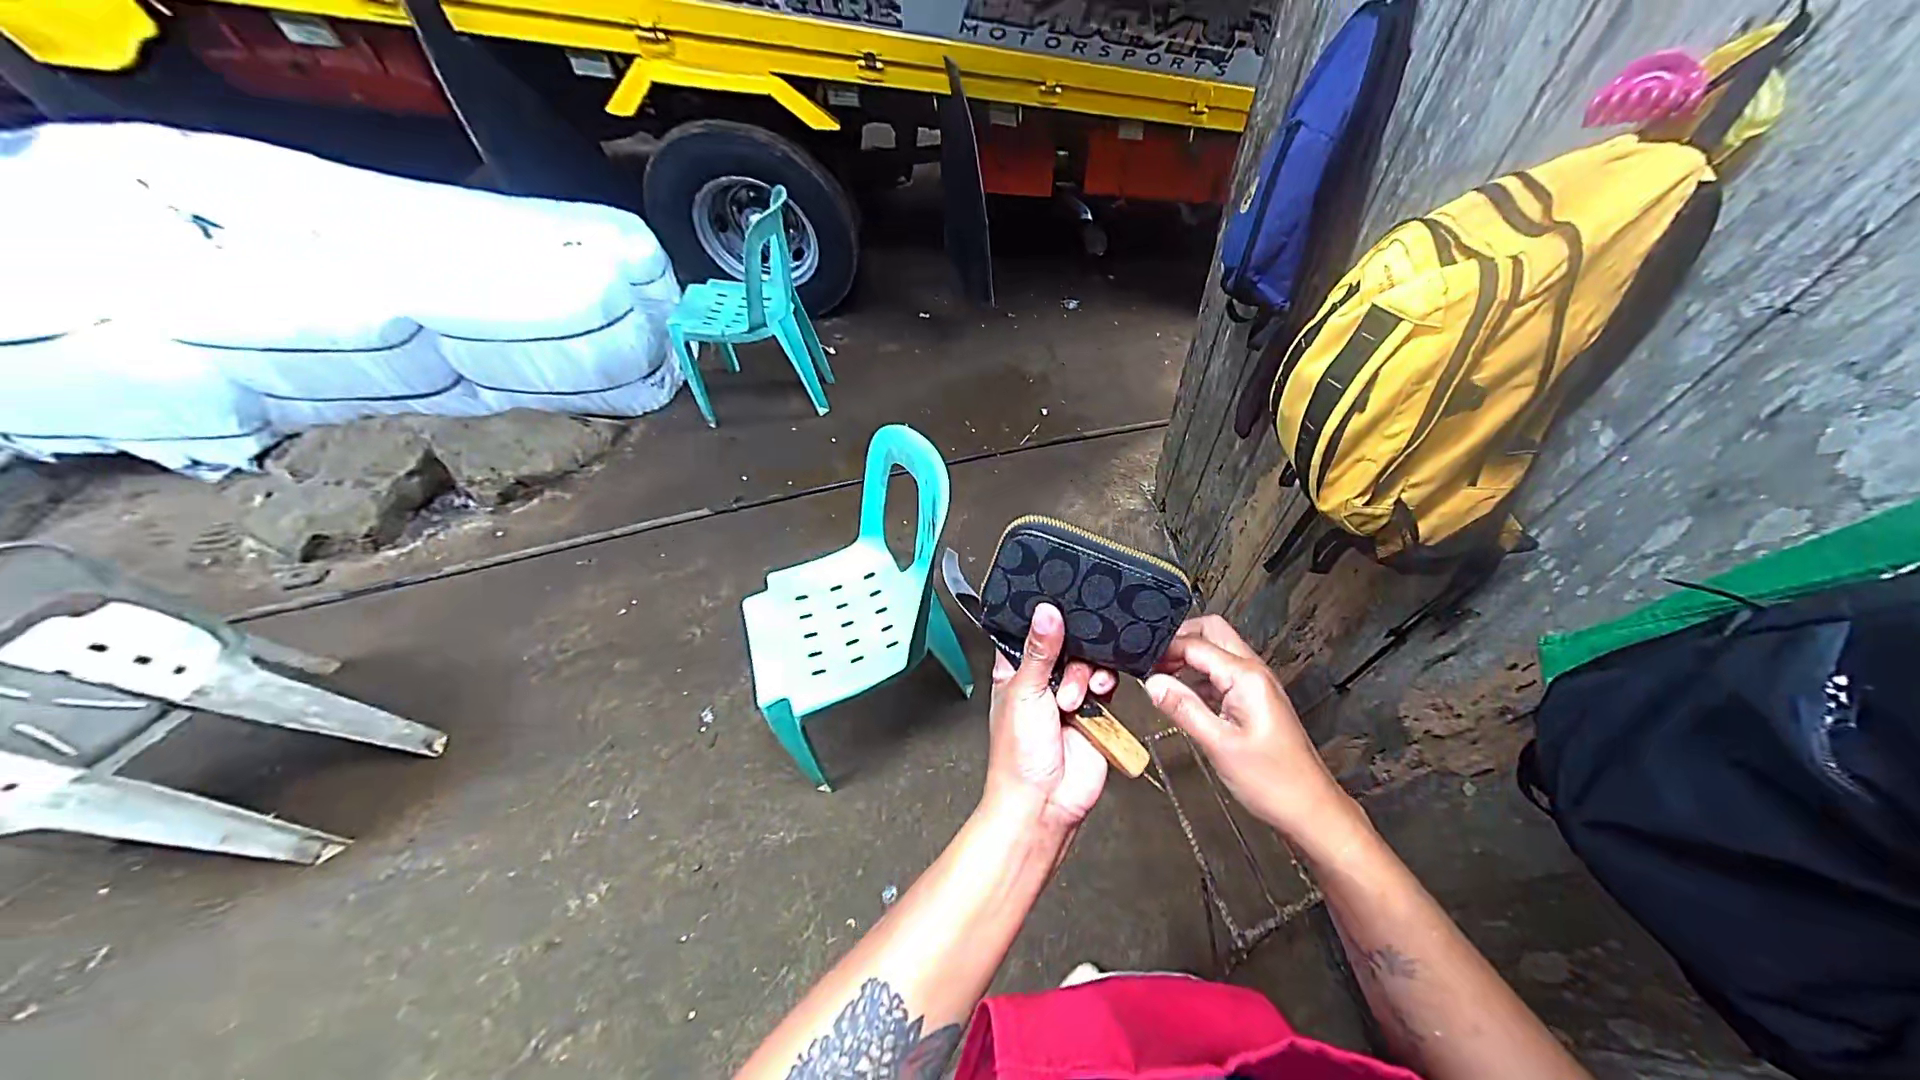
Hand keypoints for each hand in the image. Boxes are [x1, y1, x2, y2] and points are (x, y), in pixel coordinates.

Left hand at [981, 602, 1111, 838]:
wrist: (1045, 800)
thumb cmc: (1017, 756)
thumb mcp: (1023, 692)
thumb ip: (1038, 651)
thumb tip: (1045, 613)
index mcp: (1015, 671)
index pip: (1030, 632)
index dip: (1043, 621)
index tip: (1056, 609)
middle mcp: (1041, 679)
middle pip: (1066, 643)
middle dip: (1071, 650)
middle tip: (1065, 666)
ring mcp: (1069, 694)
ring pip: (1088, 661)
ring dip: (1085, 674)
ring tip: (1073, 696)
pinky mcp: (1094, 709)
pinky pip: (1106, 683)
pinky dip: (1104, 684)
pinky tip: (1097, 694)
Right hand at [1143, 615, 1356, 842]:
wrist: (1309, 809)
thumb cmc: (1275, 782)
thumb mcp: (1218, 744)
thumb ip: (1182, 707)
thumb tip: (1152, 683)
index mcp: (1247, 677)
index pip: (1196, 644)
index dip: (1165, 650)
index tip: (1142, 664)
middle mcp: (1254, 673)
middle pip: (1211, 632)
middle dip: (1179, 640)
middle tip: (1153, 662)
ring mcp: (1255, 685)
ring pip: (1216, 651)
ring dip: (1188, 658)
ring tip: (1163, 680)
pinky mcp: (1253, 699)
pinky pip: (1221, 673)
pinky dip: (1198, 677)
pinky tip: (1184, 698)